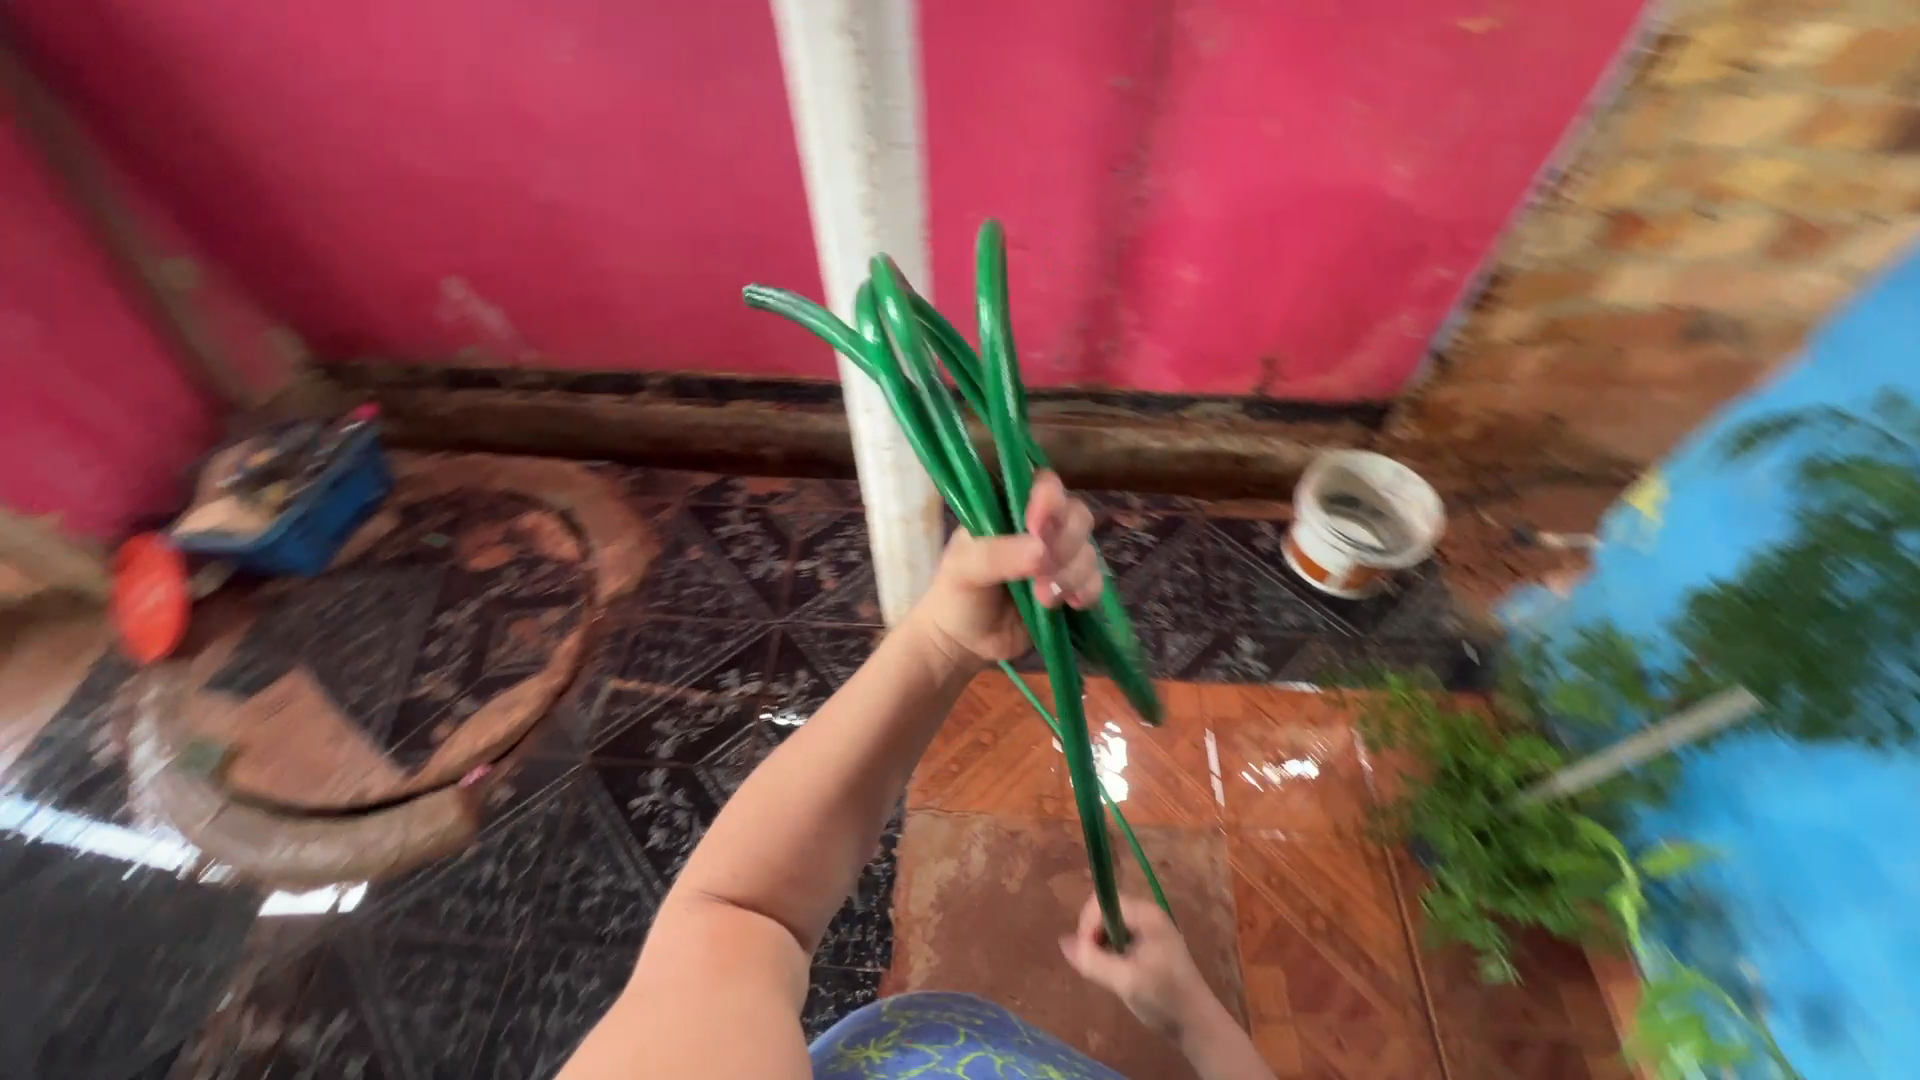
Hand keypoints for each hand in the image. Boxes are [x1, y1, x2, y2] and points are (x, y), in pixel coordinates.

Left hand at [908, 471, 1100, 667]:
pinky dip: (1087, 591)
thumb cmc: (957, 594)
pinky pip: (1095, 581)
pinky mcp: (1071, 587)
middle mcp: (1040, 526)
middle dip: (1064, 544)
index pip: (1042, 484)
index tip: (1036, 525)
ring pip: (1087, 550)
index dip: (1049, 499)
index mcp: (1010, 507)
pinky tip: (1069, 605)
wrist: (964, 643)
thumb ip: (998, 554)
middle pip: (1076, 515)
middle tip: (1040, 569)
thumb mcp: (964, 568)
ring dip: (1071, 574)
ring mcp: (1059, 556)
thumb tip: (1041, 551)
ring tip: (1043, 599)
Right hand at [1059, 895, 1218, 1039]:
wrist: (1198, 1027)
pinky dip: (1112, 953)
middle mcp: (1148, 915)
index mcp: (1146, 915)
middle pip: (1106, 912)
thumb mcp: (1125, 981)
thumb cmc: (1164, 1000)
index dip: (1088, 924)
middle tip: (1095, 966)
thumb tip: (1063, 942)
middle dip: (1093, 936)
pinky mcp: (1151, 946)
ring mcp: (1151, 931)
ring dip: (1102, 946)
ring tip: (1107, 973)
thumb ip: (1093, 960)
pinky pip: (1121, 939)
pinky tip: (1117, 975)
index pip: (1103, 902)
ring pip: (1112, 927)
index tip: (1086, 954)